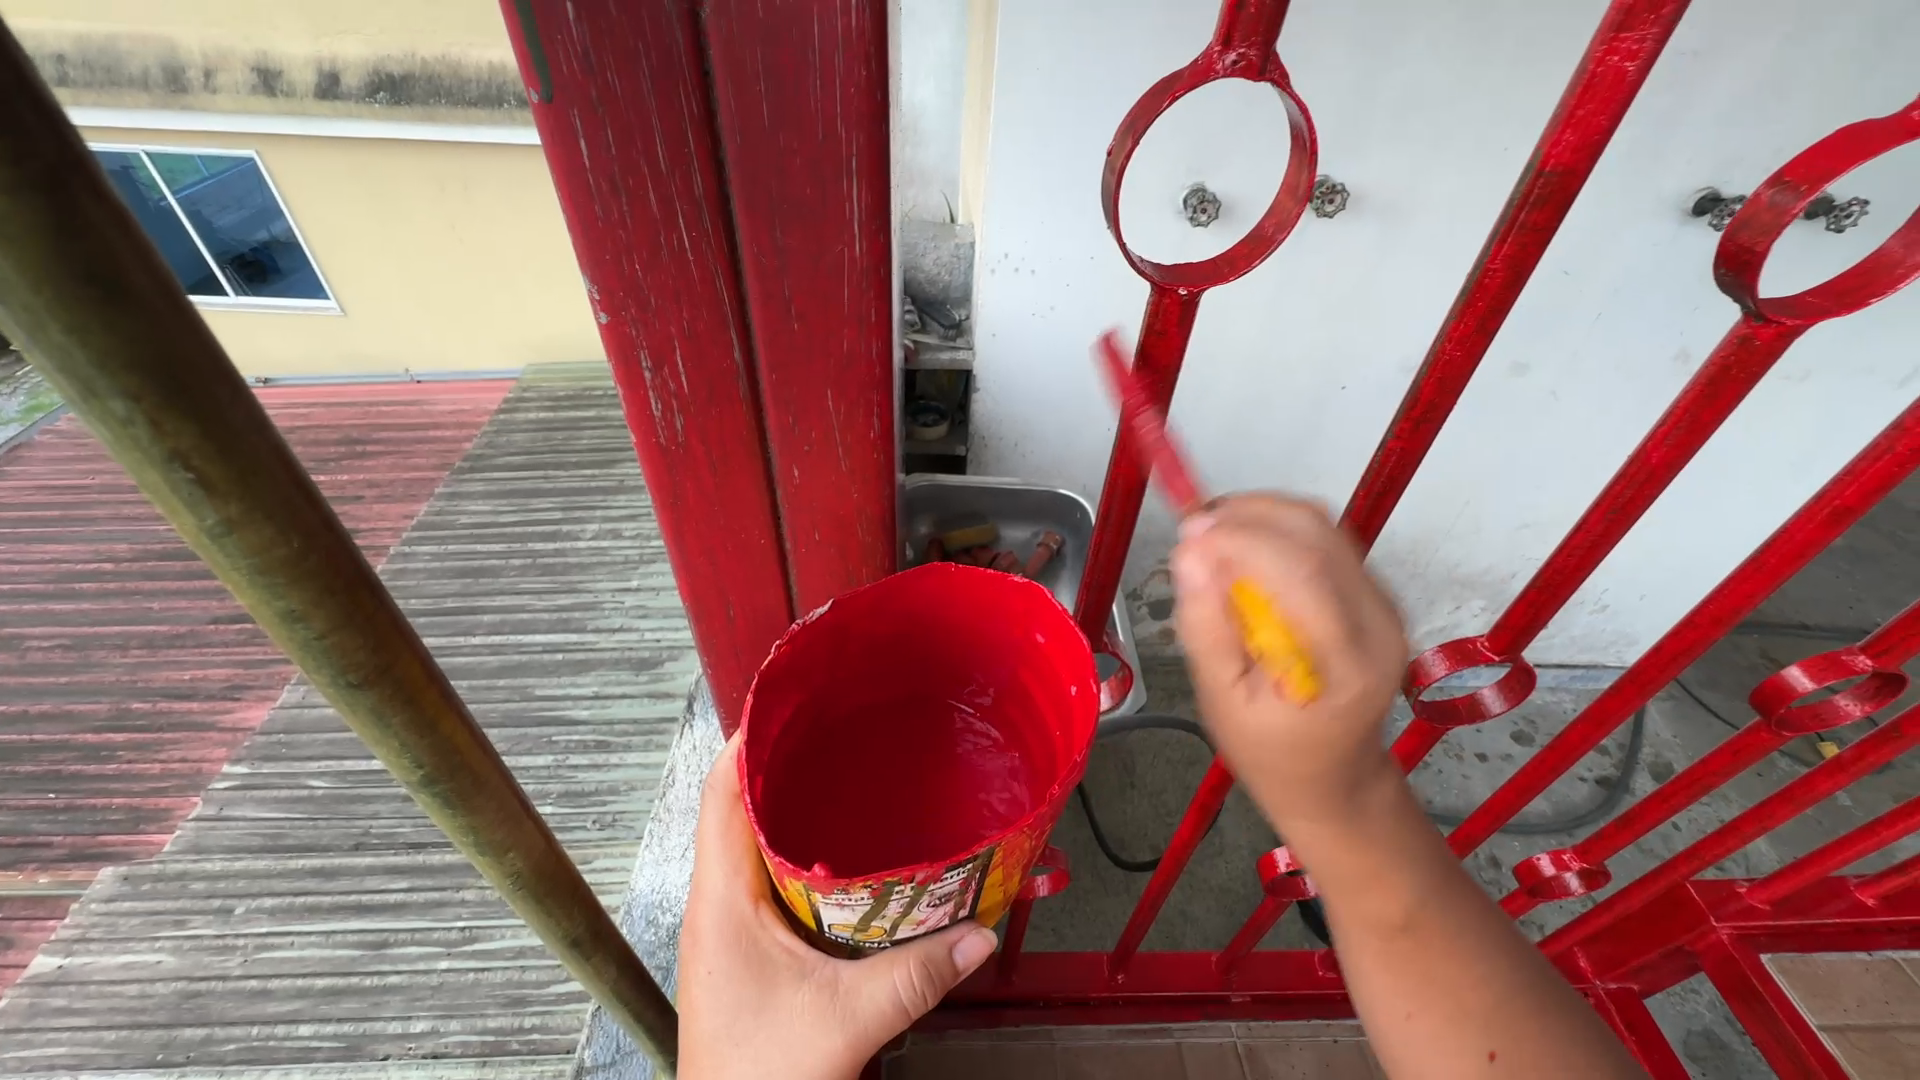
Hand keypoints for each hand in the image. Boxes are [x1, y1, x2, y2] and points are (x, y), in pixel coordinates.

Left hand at [677, 736, 998, 1079]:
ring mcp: (729, 925)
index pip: (720, 797)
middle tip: (832, 728)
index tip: (787, 704)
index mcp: (721, 902)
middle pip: (735, 808)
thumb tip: (979, 934)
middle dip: (779, 763)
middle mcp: (716, 903)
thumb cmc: (762, 1079)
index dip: (746, 743)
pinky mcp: (748, 945)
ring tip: (840, 771)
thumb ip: (915, 976)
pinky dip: (799, 848)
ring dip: (788, 804)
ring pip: (751, 841)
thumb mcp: (845, 1021)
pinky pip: (768, 874)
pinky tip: (842, 852)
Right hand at [1171, 494, 1407, 830]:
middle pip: (1316, 535)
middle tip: (1191, 529)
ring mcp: (1384, 604)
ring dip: (1261, 514)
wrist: (1333, 777)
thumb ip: (1207, 630)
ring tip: (1210, 535)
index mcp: (1346, 662)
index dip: (1239, 539)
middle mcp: (1379, 622)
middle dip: (1246, 515)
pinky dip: (1277, 529)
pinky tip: (1240, 549)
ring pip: (1322, 526)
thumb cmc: (1270, 750)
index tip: (1186, 536)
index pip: (1299, 571)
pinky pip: (1325, 540)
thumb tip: (1188, 557)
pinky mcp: (1375, 593)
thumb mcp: (1222, 703)